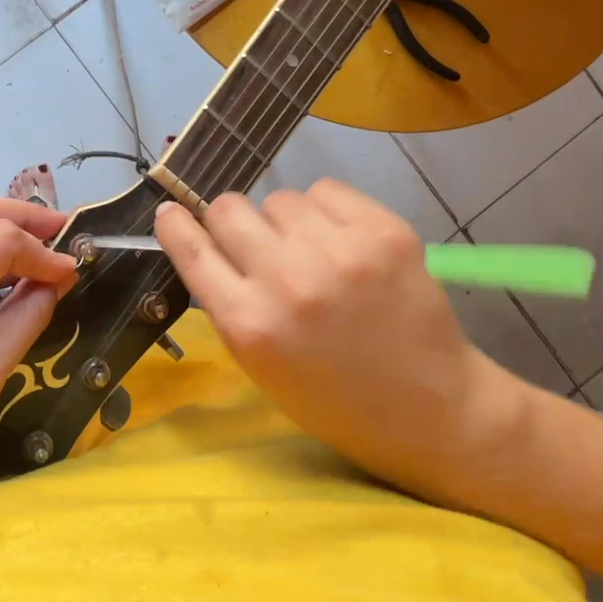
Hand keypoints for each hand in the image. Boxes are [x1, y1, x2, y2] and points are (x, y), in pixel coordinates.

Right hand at [153, 180, 525, 489]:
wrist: (432, 411)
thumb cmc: (332, 398)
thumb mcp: (259, 364)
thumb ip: (227, 301)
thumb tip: (199, 237)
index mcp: (250, 324)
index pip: (192, 249)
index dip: (176, 224)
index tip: (170, 211)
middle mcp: (288, 281)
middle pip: (230, 208)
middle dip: (234, 222)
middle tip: (258, 245)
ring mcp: (340, 252)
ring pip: (280, 198)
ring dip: (286, 222)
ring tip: (314, 254)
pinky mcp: (384, 232)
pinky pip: (326, 190)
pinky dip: (326, 210)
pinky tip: (342, 243)